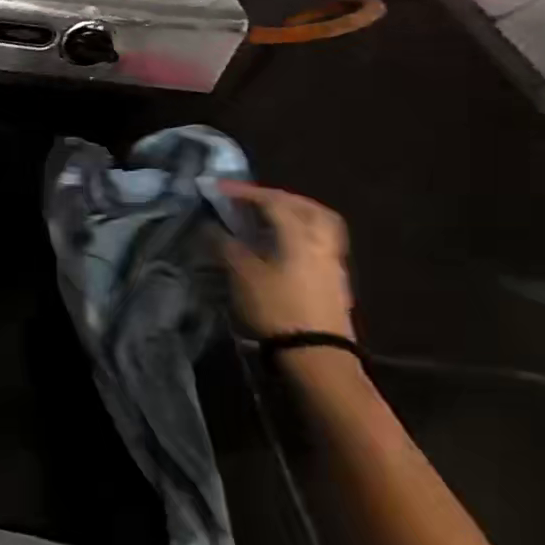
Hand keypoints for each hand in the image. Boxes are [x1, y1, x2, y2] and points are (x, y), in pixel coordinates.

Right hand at [213, 181, 354, 339]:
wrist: (316, 356)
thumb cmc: (275, 306)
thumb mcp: (240, 272)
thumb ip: (224, 242)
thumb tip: (211, 225)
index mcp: (299, 235)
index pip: (272, 201)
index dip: (243, 191)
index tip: (217, 188)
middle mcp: (321, 242)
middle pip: (305, 207)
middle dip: (276, 197)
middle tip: (251, 198)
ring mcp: (332, 262)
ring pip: (317, 224)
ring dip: (292, 214)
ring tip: (265, 218)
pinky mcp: (333, 280)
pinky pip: (317, 242)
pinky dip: (297, 233)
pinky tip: (278, 243)